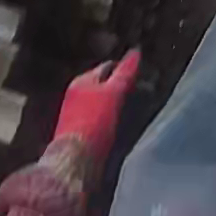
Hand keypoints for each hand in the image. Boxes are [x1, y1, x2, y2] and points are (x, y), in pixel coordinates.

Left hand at [52, 49, 139, 167]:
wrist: (74, 164)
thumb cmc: (93, 123)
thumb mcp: (114, 93)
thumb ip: (125, 72)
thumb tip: (136, 51)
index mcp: (82, 81)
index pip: (108, 66)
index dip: (124, 67)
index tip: (141, 72)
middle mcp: (76, 95)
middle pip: (104, 84)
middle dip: (119, 85)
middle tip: (140, 90)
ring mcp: (76, 115)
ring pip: (102, 102)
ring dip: (116, 103)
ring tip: (133, 107)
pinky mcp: (79, 135)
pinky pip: (99, 119)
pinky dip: (110, 118)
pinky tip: (120, 124)